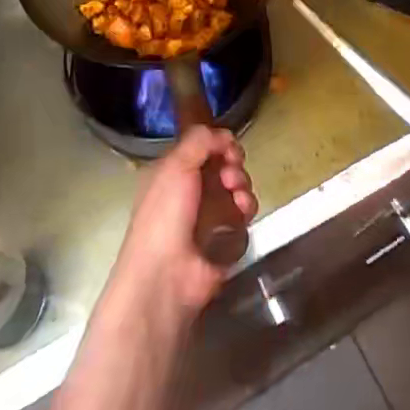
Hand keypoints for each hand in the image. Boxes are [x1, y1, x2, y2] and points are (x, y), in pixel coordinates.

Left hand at [48, 129, 257, 409]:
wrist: (166, 275)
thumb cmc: (164, 214)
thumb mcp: (175, 166)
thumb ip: (199, 142)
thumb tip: (224, 134)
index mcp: (171, 172)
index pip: (201, 149)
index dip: (217, 144)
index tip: (228, 147)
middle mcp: (188, 192)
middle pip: (222, 166)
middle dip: (233, 164)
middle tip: (231, 173)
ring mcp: (207, 216)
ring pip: (236, 189)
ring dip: (242, 186)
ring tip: (237, 194)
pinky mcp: (225, 239)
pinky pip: (242, 215)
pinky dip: (245, 209)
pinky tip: (242, 211)